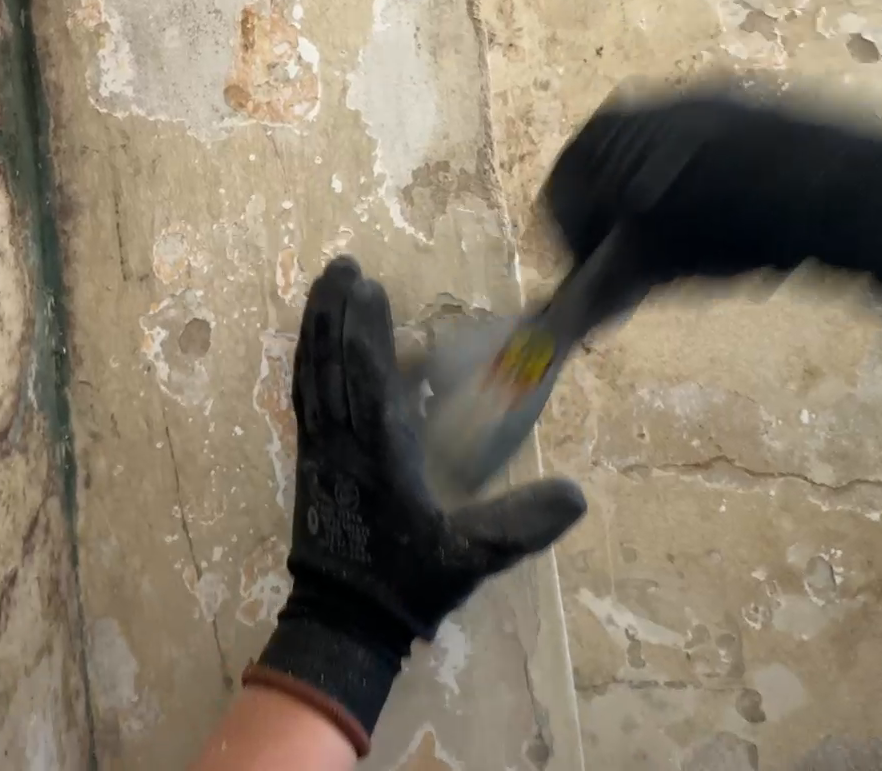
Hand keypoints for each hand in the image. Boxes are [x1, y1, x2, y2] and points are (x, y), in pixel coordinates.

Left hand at [243, 258, 586, 755]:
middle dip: (336, 309)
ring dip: (316, 324)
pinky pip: (303, 393)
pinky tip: (309, 339)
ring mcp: (318, 443)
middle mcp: (343, 436)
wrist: (343, 616)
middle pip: (334, 360)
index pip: (371, 377)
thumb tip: (578, 494)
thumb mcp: (471, 558)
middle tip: (341, 265)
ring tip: (323, 285)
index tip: (370, 286)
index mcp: (381, 451)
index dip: (368, 329)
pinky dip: (306, 357)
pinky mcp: (305, 453)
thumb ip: (521, 525)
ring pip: (313, 370)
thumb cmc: (408, 580)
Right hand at [541, 86, 881, 329]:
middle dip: (614, 225)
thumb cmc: (719, 227)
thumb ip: (600, 289)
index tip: (595, 276)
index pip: (560, 199)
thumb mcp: (651, 266)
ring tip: (691, 245)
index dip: (572, 245)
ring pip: (649, 167)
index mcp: (598, 138)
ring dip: (655, 208)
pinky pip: (696, 151)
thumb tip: (568, 322)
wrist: (834, 187)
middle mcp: (635, 109)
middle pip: (603, 179)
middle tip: (640, 265)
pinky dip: (696, 184)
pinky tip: (730, 216)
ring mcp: (691, 99)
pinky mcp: (742, 103)